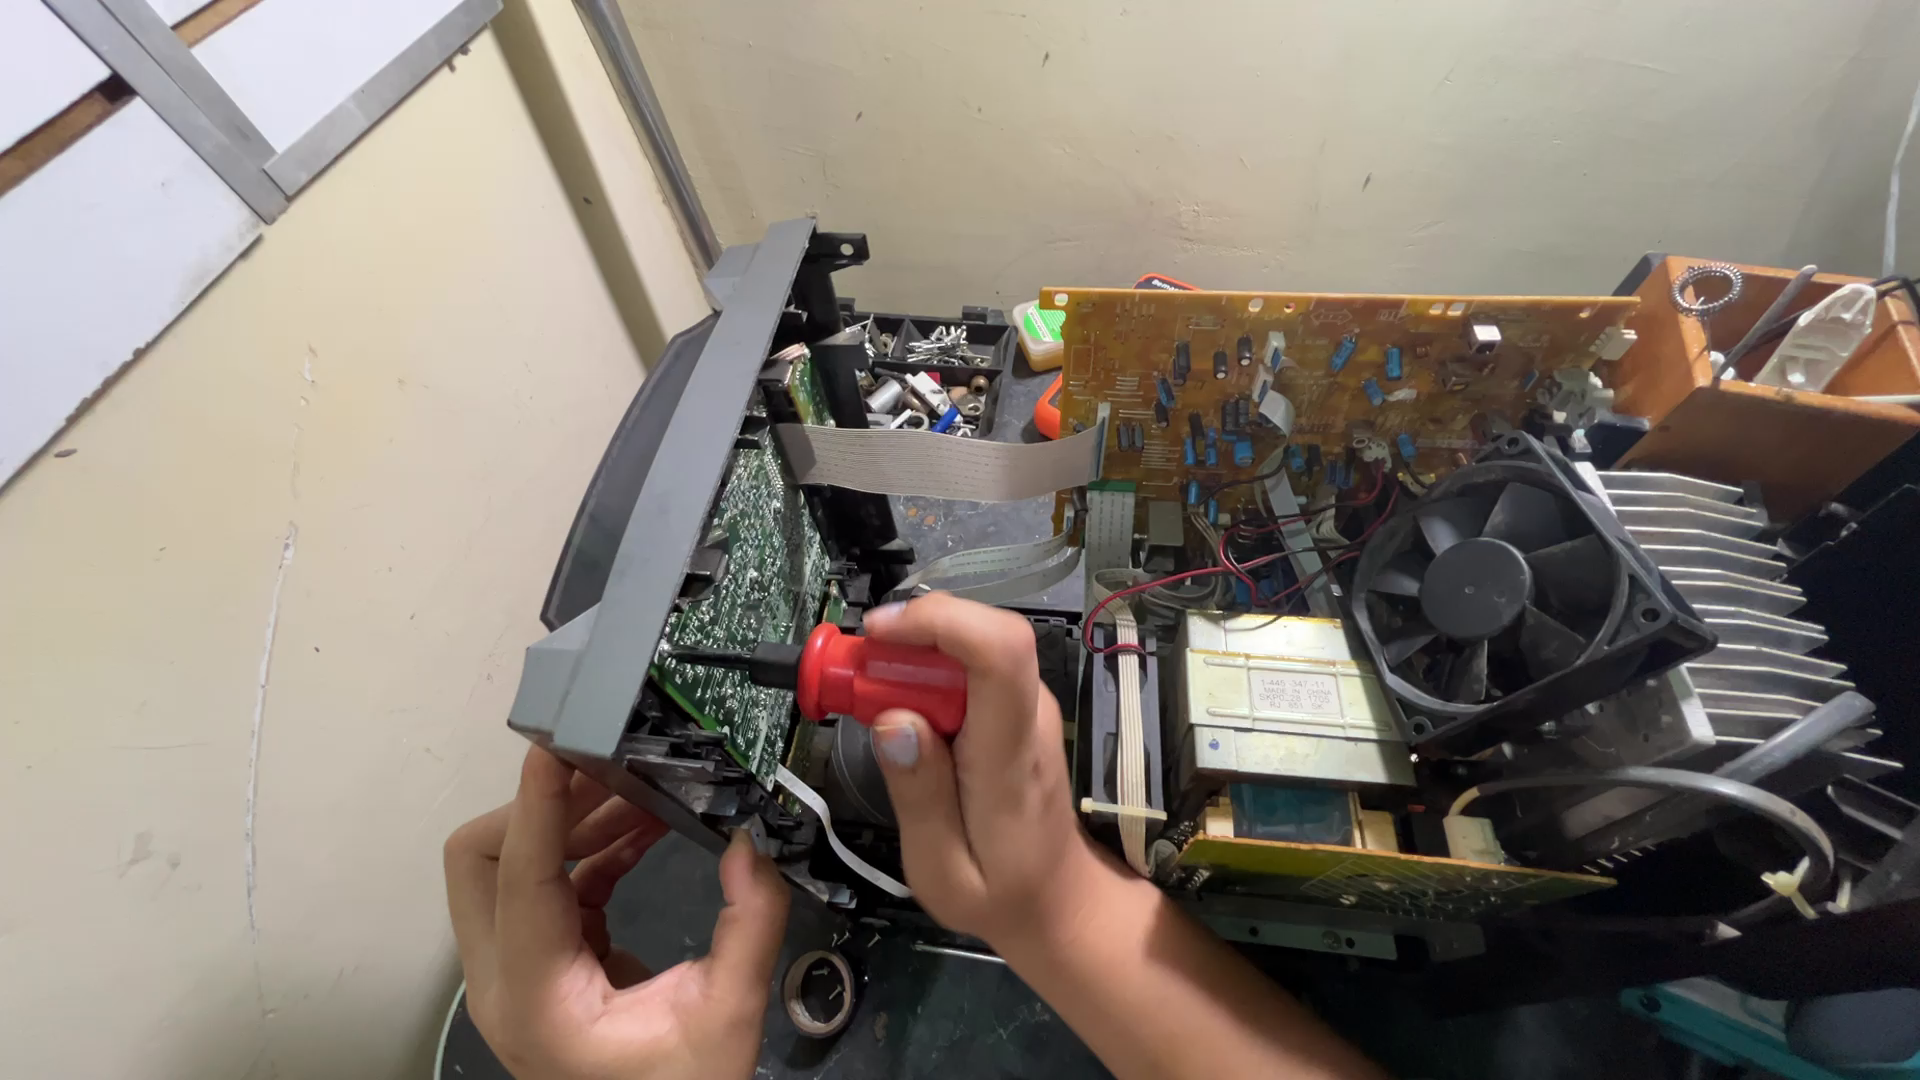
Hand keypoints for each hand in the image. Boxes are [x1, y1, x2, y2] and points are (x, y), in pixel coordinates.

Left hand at [444, 747, 789, 1079]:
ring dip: (575, 817)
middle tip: (617, 771)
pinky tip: (649, 826)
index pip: (519, 878)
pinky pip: (552, 880)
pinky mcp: (545, 959)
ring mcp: (517, 968)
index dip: (537, 804)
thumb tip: (749, 841)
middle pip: (480, 859)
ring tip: (648, 789)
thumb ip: (750, 923)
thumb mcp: (728, 1014)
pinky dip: (594, 844)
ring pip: (511, 862)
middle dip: (543, 804)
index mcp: (536, 996)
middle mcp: (504, 978)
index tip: (558, 743)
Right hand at [862, 593, 1103, 952]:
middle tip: (854, 674)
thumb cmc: (1002, 893)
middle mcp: (1030, 710)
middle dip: (910, 635)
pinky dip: (927, 666)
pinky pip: (970, 662)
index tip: (877, 634)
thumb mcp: (942, 871)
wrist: (1060, 895)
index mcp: (1011, 752)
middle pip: (981, 631)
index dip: (939, 623)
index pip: (999, 652)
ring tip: (870, 692)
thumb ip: (919, 796)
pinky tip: (902, 704)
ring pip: (972, 639)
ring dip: (915, 650)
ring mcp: (1030, 701)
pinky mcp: (1018, 703)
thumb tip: (891, 719)